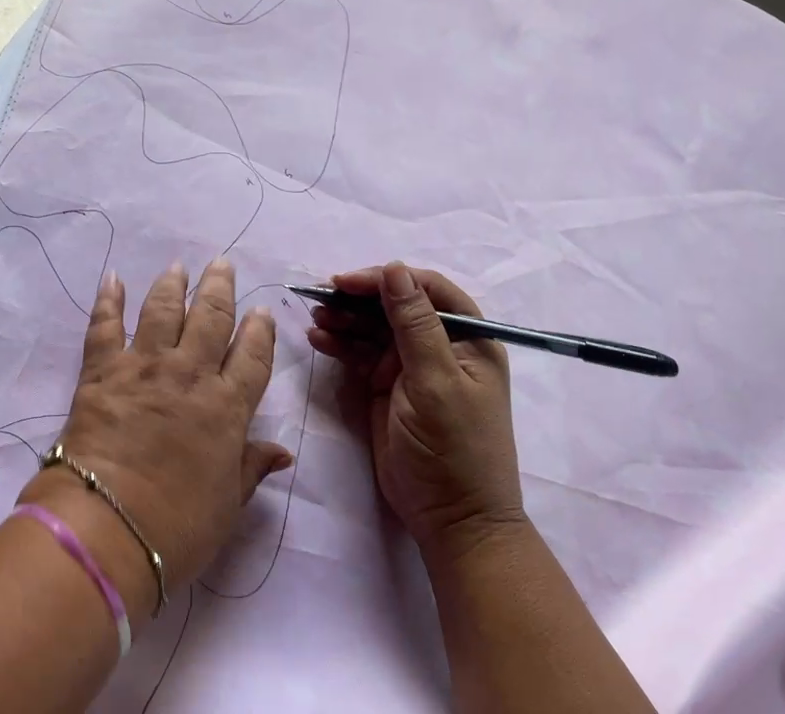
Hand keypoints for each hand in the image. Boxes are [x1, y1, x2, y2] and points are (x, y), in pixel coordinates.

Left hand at [26, 259, 292, 599]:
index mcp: (227, 409)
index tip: (262, 310)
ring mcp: (143, 367)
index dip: (259, 332)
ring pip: (162, 311)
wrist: (108, 523)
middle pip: (210, 319)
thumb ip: (251, 467)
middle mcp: (189, 376)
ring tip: (178, 266)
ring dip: (172, 285)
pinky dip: (109, 299)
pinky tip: (113, 278)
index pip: (251, 358)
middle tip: (222, 264)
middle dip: (219, 289)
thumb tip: (282, 451)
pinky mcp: (101, 370)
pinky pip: (105, 325)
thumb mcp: (228, 504)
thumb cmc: (177, 527)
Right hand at [306, 261, 524, 558]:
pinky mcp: (387, 388)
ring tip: (315, 321)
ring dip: (344, 321)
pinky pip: (360, 355)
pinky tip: (318, 340)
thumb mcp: (435, 381)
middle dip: (358, 300)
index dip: (387, 279)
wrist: (451, 517)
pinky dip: (339, 345)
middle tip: (320, 300)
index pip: (427, 290)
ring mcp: (412, 368)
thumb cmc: (454, 447)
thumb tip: (395, 268)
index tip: (346, 282)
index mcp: (469, 340)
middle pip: (395, 307)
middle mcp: (441, 347)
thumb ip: (414, 324)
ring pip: (373, 329)